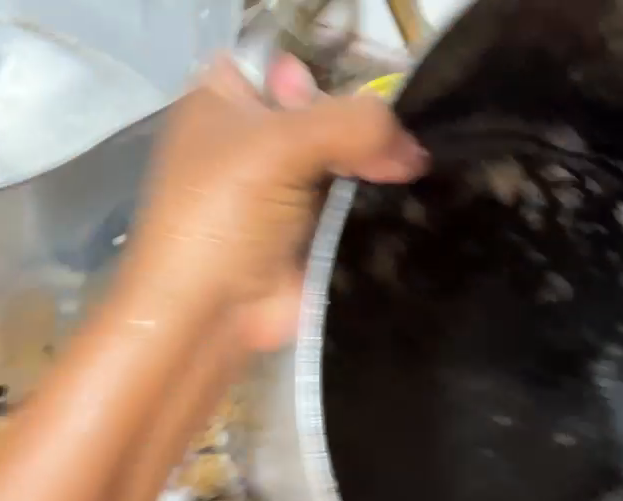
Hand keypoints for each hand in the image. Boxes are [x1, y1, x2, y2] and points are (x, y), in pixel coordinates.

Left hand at [114, 55, 427, 350]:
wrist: (209, 315)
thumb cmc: (221, 215)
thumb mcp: (278, 144)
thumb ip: (352, 124)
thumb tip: (413, 149)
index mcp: (226, 101)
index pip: (287, 64)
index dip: (326, 76)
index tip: (358, 99)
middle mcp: (256, 143)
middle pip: (327, 115)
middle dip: (362, 127)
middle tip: (391, 149)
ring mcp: (286, 195)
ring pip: (346, 166)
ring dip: (377, 172)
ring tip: (407, 176)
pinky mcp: (311, 240)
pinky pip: (356, 213)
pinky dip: (379, 211)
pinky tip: (404, 205)